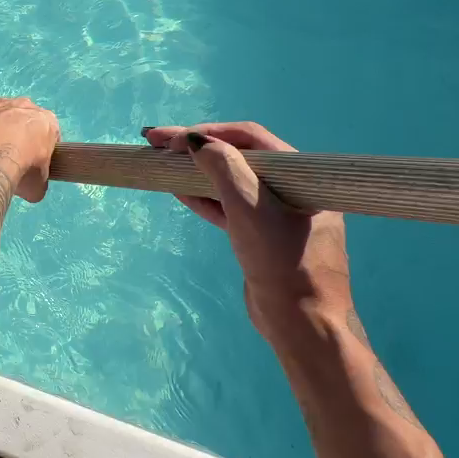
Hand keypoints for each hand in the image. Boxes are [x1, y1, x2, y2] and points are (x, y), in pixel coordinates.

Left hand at [0, 98, 59, 203]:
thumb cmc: (22, 169)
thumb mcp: (39, 184)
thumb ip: (37, 180)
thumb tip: (30, 188)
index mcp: (47, 120)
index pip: (48, 132)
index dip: (41, 148)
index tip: (34, 161)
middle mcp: (24, 105)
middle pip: (23, 119)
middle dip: (18, 134)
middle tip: (10, 156)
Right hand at [144, 122, 351, 343]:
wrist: (300, 325)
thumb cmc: (280, 260)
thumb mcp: (248, 206)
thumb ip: (222, 166)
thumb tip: (193, 140)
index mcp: (304, 179)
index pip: (250, 137)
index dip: (208, 132)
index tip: (172, 138)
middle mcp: (295, 191)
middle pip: (238, 156)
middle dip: (195, 148)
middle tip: (155, 141)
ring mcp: (279, 215)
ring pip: (230, 181)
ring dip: (195, 171)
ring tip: (161, 162)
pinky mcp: (263, 237)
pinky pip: (230, 206)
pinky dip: (204, 196)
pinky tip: (178, 190)